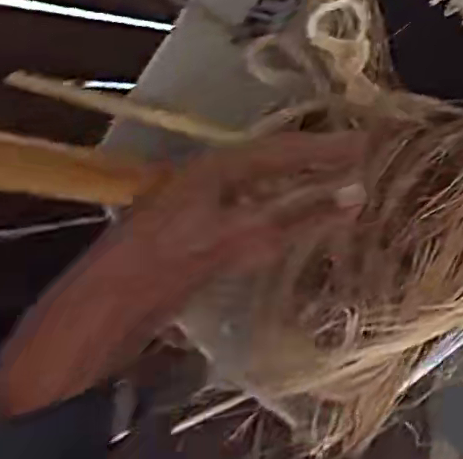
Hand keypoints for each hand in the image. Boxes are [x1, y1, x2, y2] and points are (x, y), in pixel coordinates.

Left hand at [0, 132, 367, 423]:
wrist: (92, 319)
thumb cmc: (166, 264)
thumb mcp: (238, 239)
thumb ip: (300, 216)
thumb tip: (360, 193)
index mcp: (219, 164)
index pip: (288, 147)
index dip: (330, 146)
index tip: (370, 142)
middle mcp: (210, 174)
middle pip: (277, 158)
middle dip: (318, 157)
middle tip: (360, 155)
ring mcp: (200, 201)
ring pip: (266, 180)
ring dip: (303, 179)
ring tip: (339, 178)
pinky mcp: (197, 228)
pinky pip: (255, 202)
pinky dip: (285, 202)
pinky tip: (299, 213)